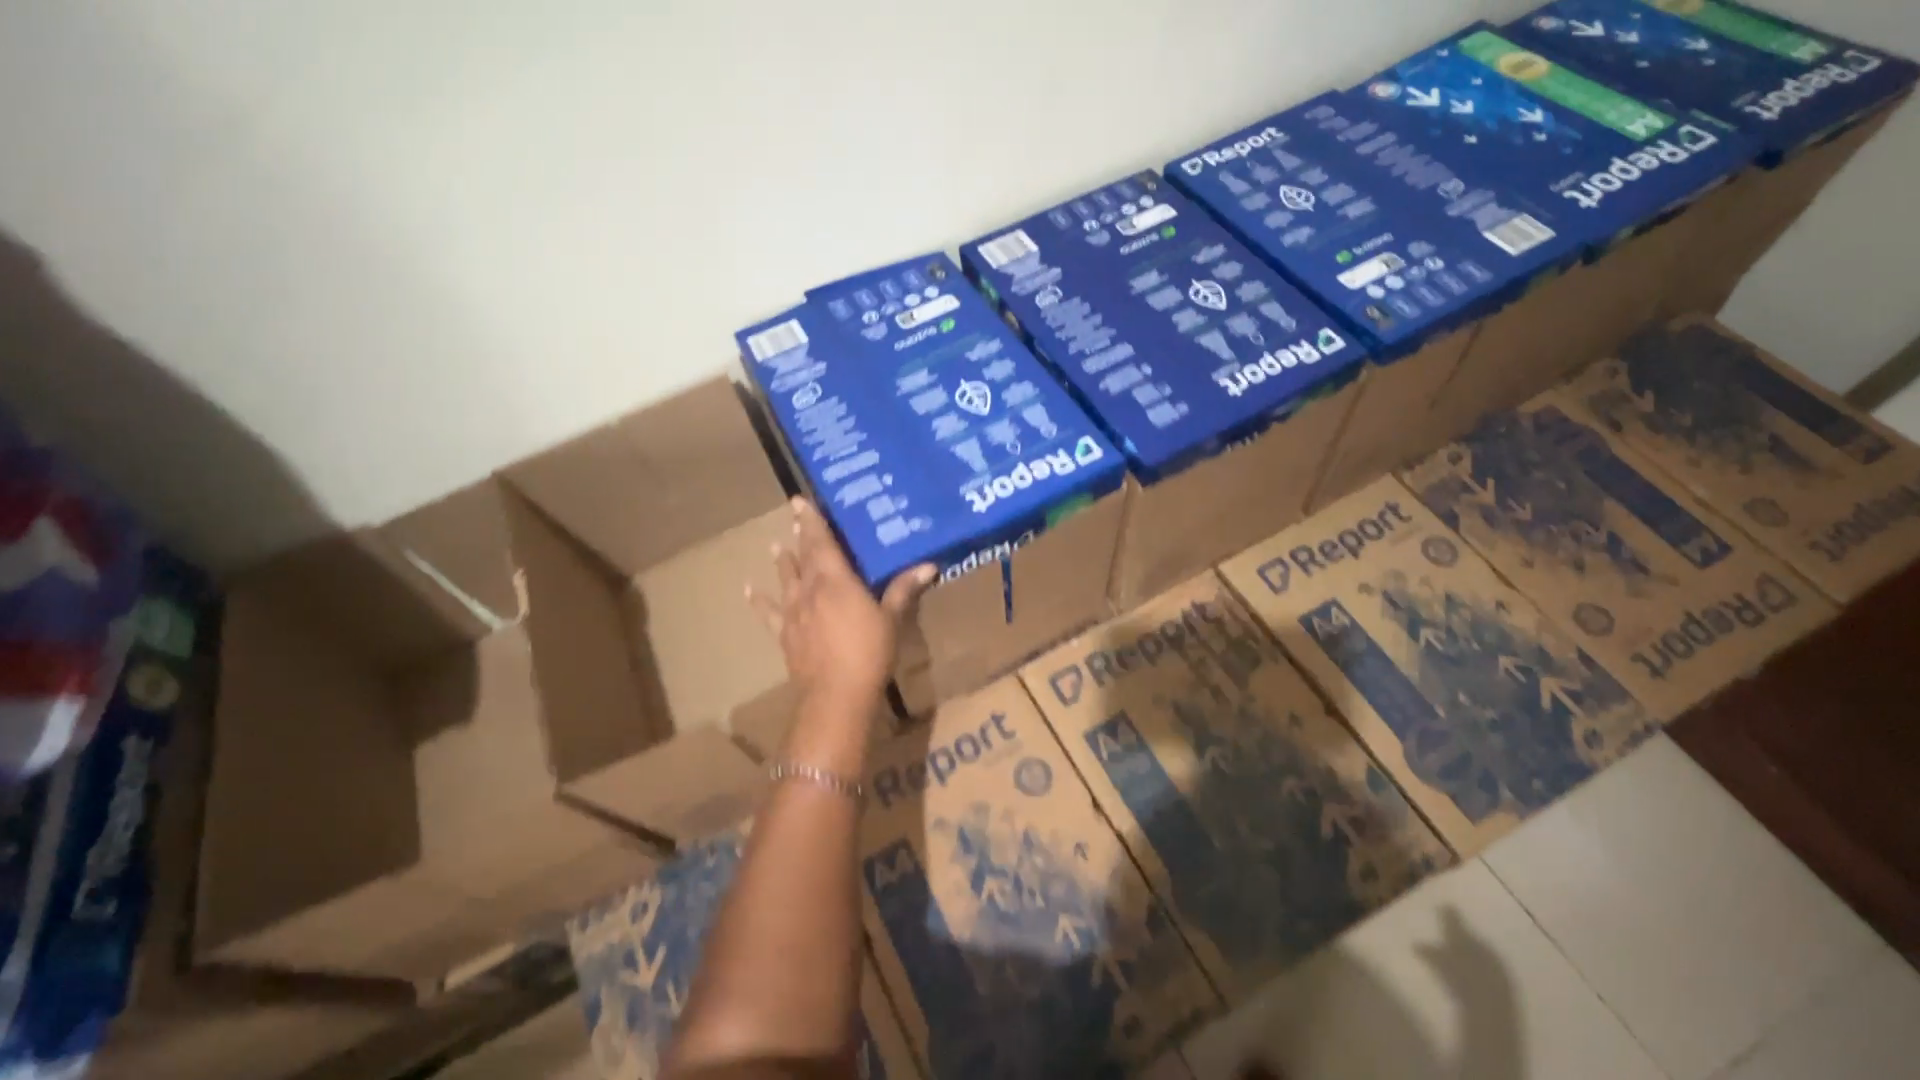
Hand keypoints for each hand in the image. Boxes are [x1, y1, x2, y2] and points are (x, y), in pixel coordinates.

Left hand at [747, 498, 934, 706]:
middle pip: (803, 556)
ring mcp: (794, 612)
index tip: (799, 501)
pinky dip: (760, 600)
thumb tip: (929, 565)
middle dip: (799, 535)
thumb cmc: (868, 652)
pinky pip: (769, 612)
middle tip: (794, 516)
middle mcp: (809, 589)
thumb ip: (904, 589)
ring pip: (786, 579)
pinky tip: (750, 590)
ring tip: (776, 546)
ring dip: (783, 561)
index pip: (821, 541)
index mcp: (836, 579)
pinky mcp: (785, 635)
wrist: (835, 695)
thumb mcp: (891, 619)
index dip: (811, 520)